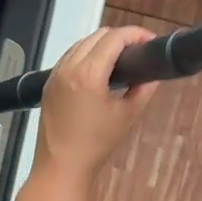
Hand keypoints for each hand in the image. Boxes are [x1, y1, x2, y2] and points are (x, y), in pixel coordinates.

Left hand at [35, 26, 159, 183]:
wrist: (61, 166)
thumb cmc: (97, 143)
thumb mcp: (127, 116)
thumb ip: (143, 89)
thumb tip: (153, 74)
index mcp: (89, 73)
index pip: (114, 38)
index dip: (136, 34)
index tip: (151, 41)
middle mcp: (69, 66)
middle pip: (97, 35)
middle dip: (120, 37)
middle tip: (138, 51)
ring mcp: (55, 73)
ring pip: (81, 43)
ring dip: (102, 44)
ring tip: (120, 58)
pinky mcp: (49, 83)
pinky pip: (69, 56)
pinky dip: (86, 54)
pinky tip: (98, 69)